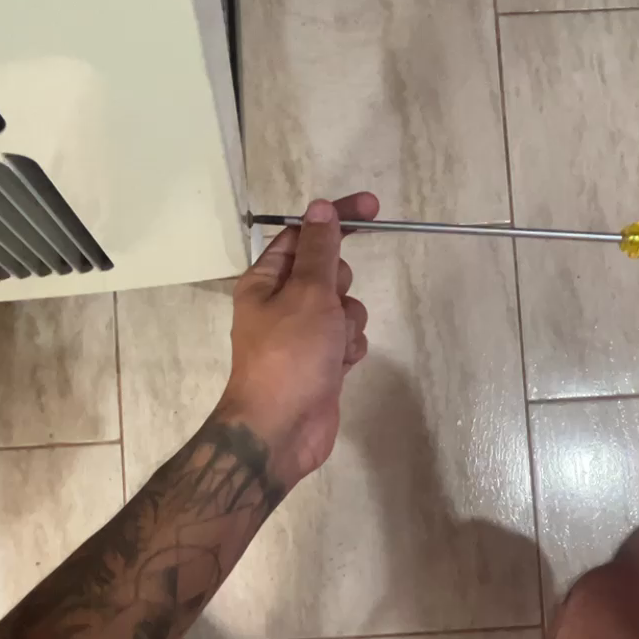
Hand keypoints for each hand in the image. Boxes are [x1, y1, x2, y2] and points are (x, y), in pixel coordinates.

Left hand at [214, 192, 377, 488]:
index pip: (303, 234)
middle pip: (328, 272)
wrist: (281, 430)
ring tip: (332, 348)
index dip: (336, 219)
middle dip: (341, 287)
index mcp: (265, 281)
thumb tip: (320, 209)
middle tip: (328, 308)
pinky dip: (349, 349)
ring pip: (344, 308)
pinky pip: (347, 339)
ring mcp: (302, 336)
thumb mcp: (306, 293)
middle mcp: (280, 304)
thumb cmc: (289, 356)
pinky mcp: (321, 363)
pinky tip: (339, 367)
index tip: (374, 208)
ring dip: (347, 324)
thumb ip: (319, 250)